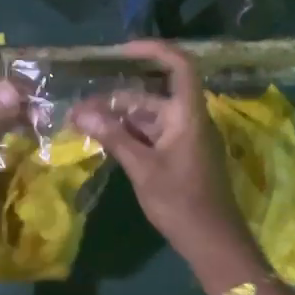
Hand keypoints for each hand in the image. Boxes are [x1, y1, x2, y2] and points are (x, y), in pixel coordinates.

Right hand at [68, 41, 260, 289]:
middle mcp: (189, 120)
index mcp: (188, 115)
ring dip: (118, 119)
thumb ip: (113, 136)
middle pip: (152, 96)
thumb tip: (81, 112)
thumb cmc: (182, 202)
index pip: (180, 66)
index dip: (154, 50)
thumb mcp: (143, 168)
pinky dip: (129, 135)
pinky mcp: (181, 157)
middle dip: (115, 98)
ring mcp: (186, 139)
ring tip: (84, 125)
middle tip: (79, 109)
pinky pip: (152, 135)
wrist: (214, 245)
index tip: (121, 50)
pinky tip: (104, 142)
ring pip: (149, 117)